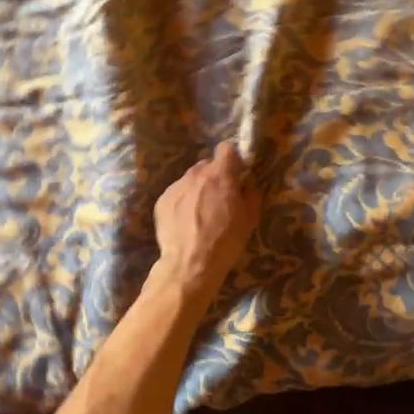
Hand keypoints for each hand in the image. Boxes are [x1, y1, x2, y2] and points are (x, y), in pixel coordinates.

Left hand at [151, 142, 261, 298]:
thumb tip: (249, 182)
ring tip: (201, 212)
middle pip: (207, 164)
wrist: (190, 264)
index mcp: (220, 174)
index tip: (235, 173)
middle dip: (215, 176)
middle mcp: (196, 174)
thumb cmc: (226, 241)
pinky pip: (176, 194)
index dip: (232, 160)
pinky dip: (182, 202)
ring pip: (190, 179)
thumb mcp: (250, 218)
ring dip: (198, 189)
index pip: (226, 149)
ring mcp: (176, 186)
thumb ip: (252, 193)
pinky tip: (186, 222)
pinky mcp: (161, 201)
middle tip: (220, 197)